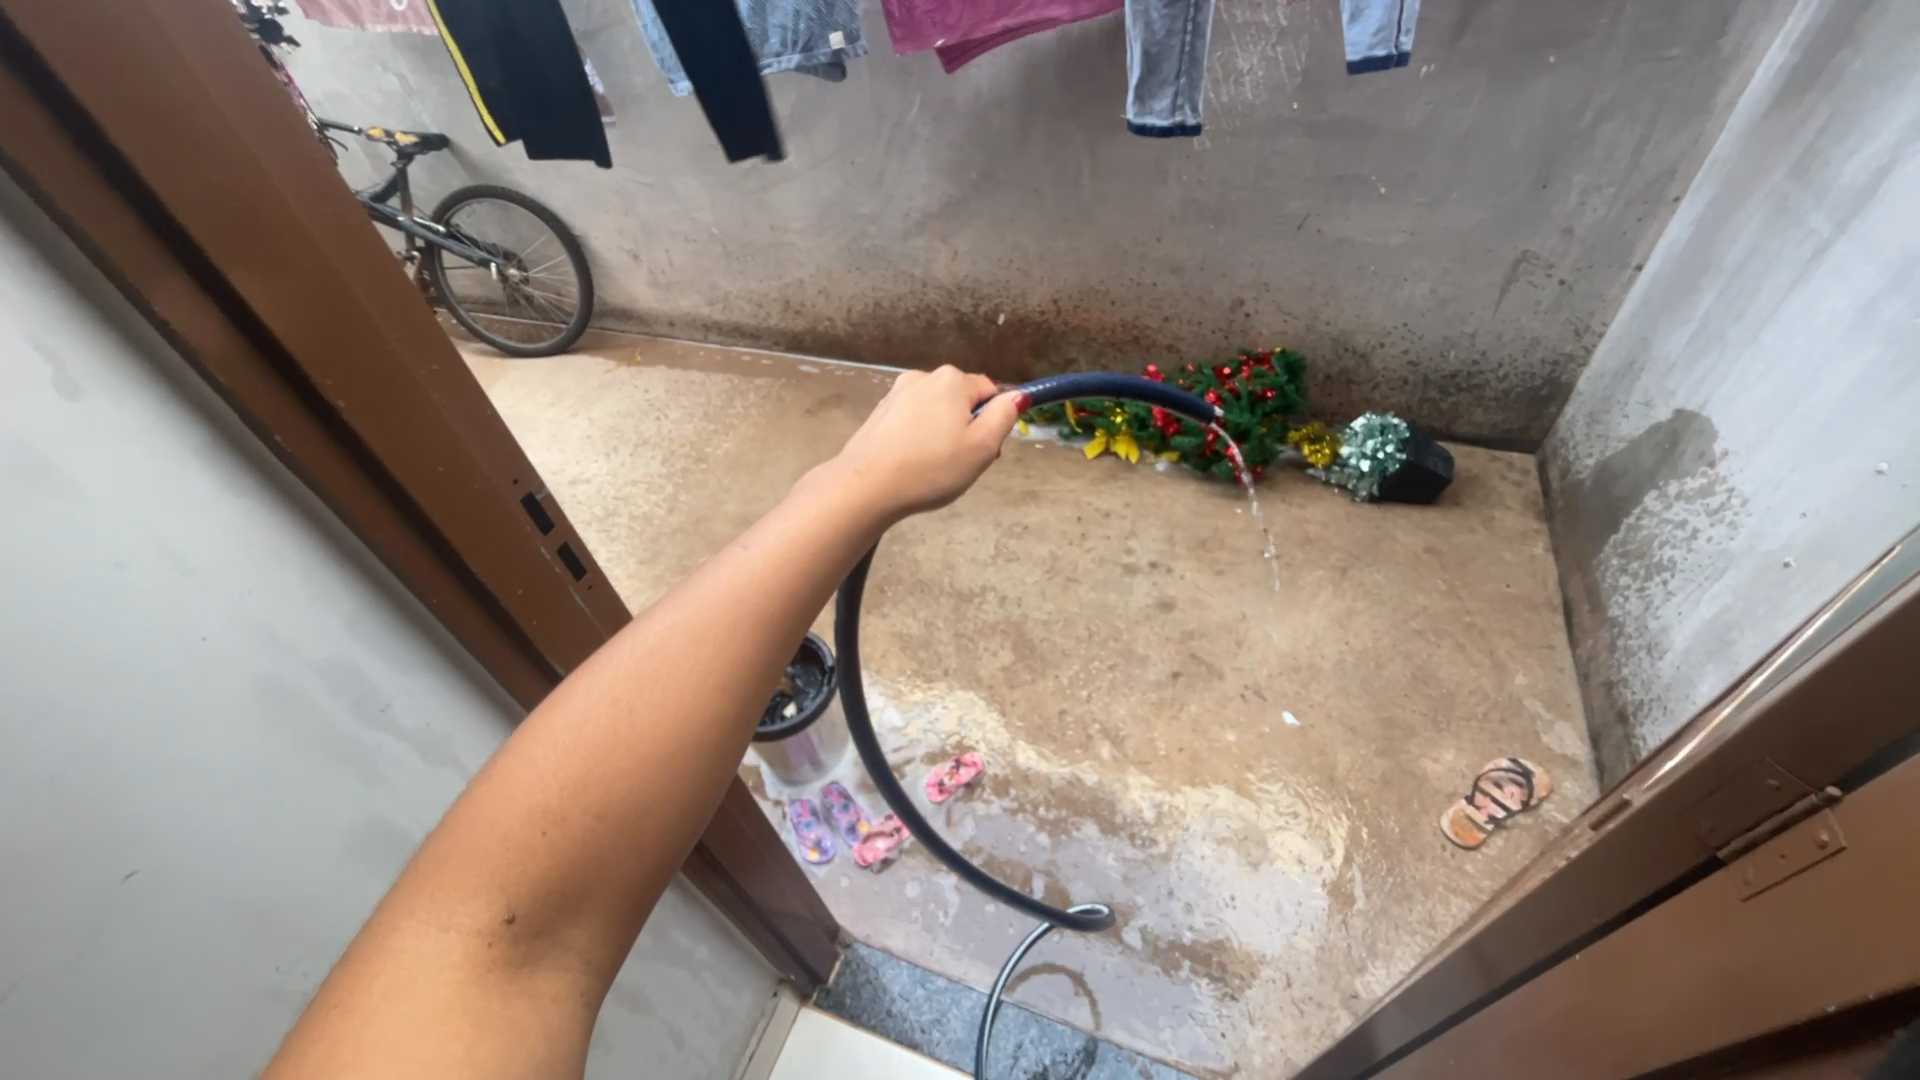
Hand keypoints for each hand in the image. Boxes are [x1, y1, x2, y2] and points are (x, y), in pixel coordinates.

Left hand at [821, 366, 1023, 525]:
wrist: (866, 487)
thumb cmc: (931, 469)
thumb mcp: (982, 447)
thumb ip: (1004, 416)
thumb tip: (1017, 396)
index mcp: (952, 380)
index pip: (989, 393)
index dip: (992, 422)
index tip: (983, 451)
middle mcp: (924, 377)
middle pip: (961, 400)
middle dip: (966, 427)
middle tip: (959, 463)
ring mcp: (897, 393)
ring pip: (936, 411)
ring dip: (942, 433)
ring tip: (932, 467)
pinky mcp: (879, 412)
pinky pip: (913, 420)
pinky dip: (918, 437)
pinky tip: (911, 462)